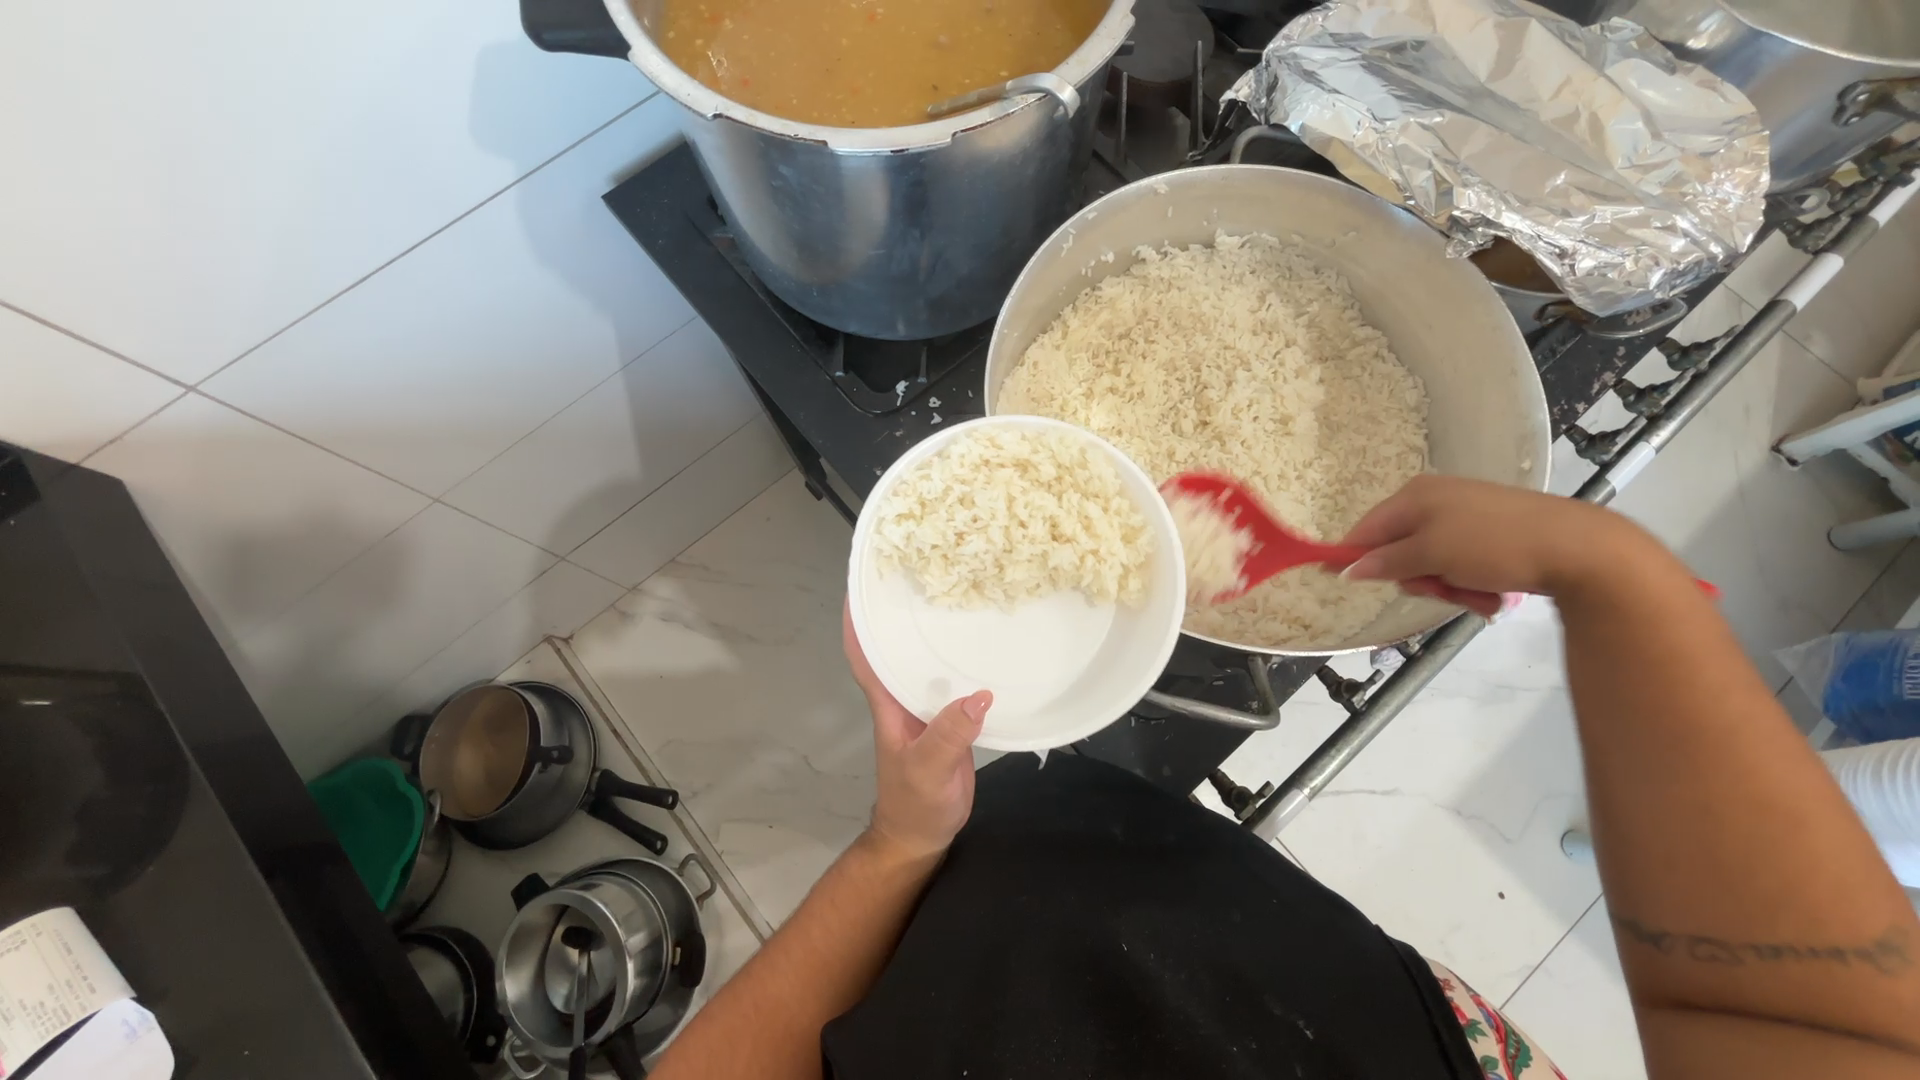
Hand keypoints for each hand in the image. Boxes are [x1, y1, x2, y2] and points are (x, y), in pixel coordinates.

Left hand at [842, 601, 991, 861]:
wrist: (922, 834)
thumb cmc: (915, 804)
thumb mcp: (928, 772)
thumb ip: (948, 736)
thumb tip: (979, 696)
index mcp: (888, 702)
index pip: (865, 654)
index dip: (857, 619)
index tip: (863, 582)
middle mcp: (902, 695)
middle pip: (895, 645)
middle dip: (901, 612)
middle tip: (927, 568)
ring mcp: (925, 705)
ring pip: (925, 659)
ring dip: (934, 631)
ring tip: (961, 594)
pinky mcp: (948, 716)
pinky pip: (952, 679)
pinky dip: (962, 660)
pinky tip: (985, 644)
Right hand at [1340, 475, 1653, 605]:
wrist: (1578, 548)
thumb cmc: (1494, 545)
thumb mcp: (1431, 555)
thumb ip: (1385, 562)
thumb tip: (1346, 568)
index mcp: (1414, 496)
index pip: (1365, 529)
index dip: (1350, 556)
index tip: (1336, 581)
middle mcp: (1435, 500)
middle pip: (1397, 549)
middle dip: (1414, 577)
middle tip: (1436, 588)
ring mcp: (1464, 516)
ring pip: (1430, 562)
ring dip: (1444, 585)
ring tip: (1472, 593)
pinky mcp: (1490, 533)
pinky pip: (1459, 563)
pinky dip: (1468, 582)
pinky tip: (1489, 590)